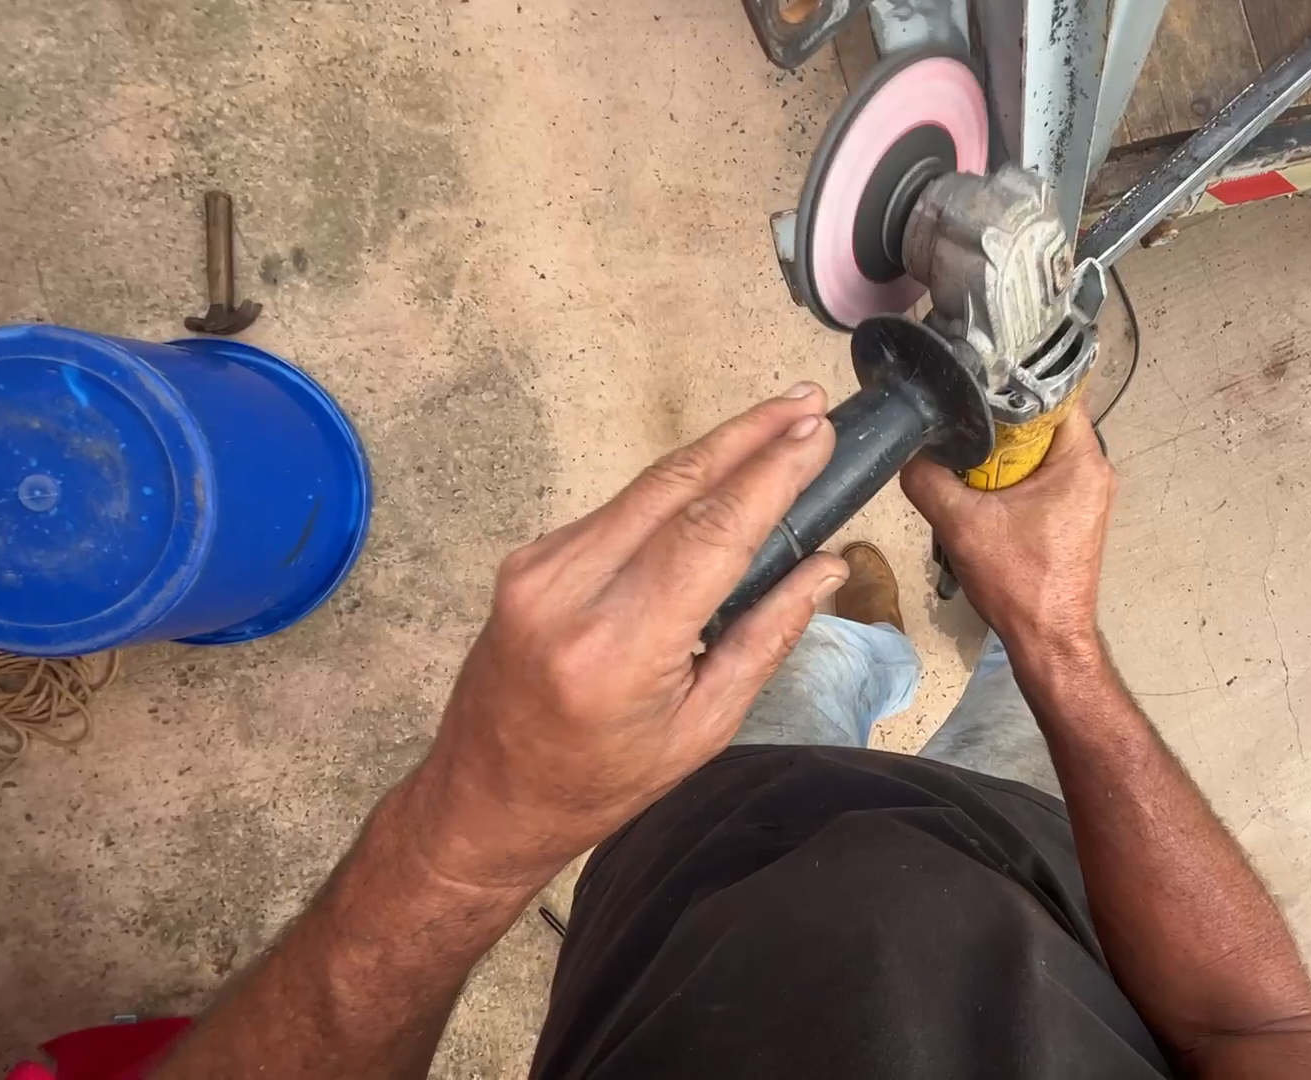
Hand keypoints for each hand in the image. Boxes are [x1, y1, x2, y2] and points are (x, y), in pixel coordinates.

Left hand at [404, 387, 848, 890]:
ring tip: (779, 420)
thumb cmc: (604, 780)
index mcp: (620, 645)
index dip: (771, 474)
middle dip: (750, 433)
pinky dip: (681, 481)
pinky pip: (624, 507)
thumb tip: (827, 567)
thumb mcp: (705, 726)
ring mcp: (540, 565)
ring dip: (720, 446)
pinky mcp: (532, 557)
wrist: (483, 799)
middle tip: (807, 399)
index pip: (712, 532)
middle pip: (675, 483)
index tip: (817, 433)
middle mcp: (569, 588)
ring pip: (648, 484)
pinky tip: (723, 469)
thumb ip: (768, 636)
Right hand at [900, 408, 1114, 658]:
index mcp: (1082, 460)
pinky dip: (1014, 480)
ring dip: (1004, 457)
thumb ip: (928, 479)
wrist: (1047, 640)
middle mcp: (1094, 470)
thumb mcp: (961, 525)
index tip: (972, 388)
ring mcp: (1087, 495)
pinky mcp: (1075, 515)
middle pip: (1042, 423)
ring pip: (1039, 452)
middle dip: (1000, 426)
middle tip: (961, 430)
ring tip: (968, 463)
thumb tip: (908, 451)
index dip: (1010, 386)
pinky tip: (985, 494)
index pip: (1052, 394)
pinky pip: (1043, 478)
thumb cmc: (1018, 583)